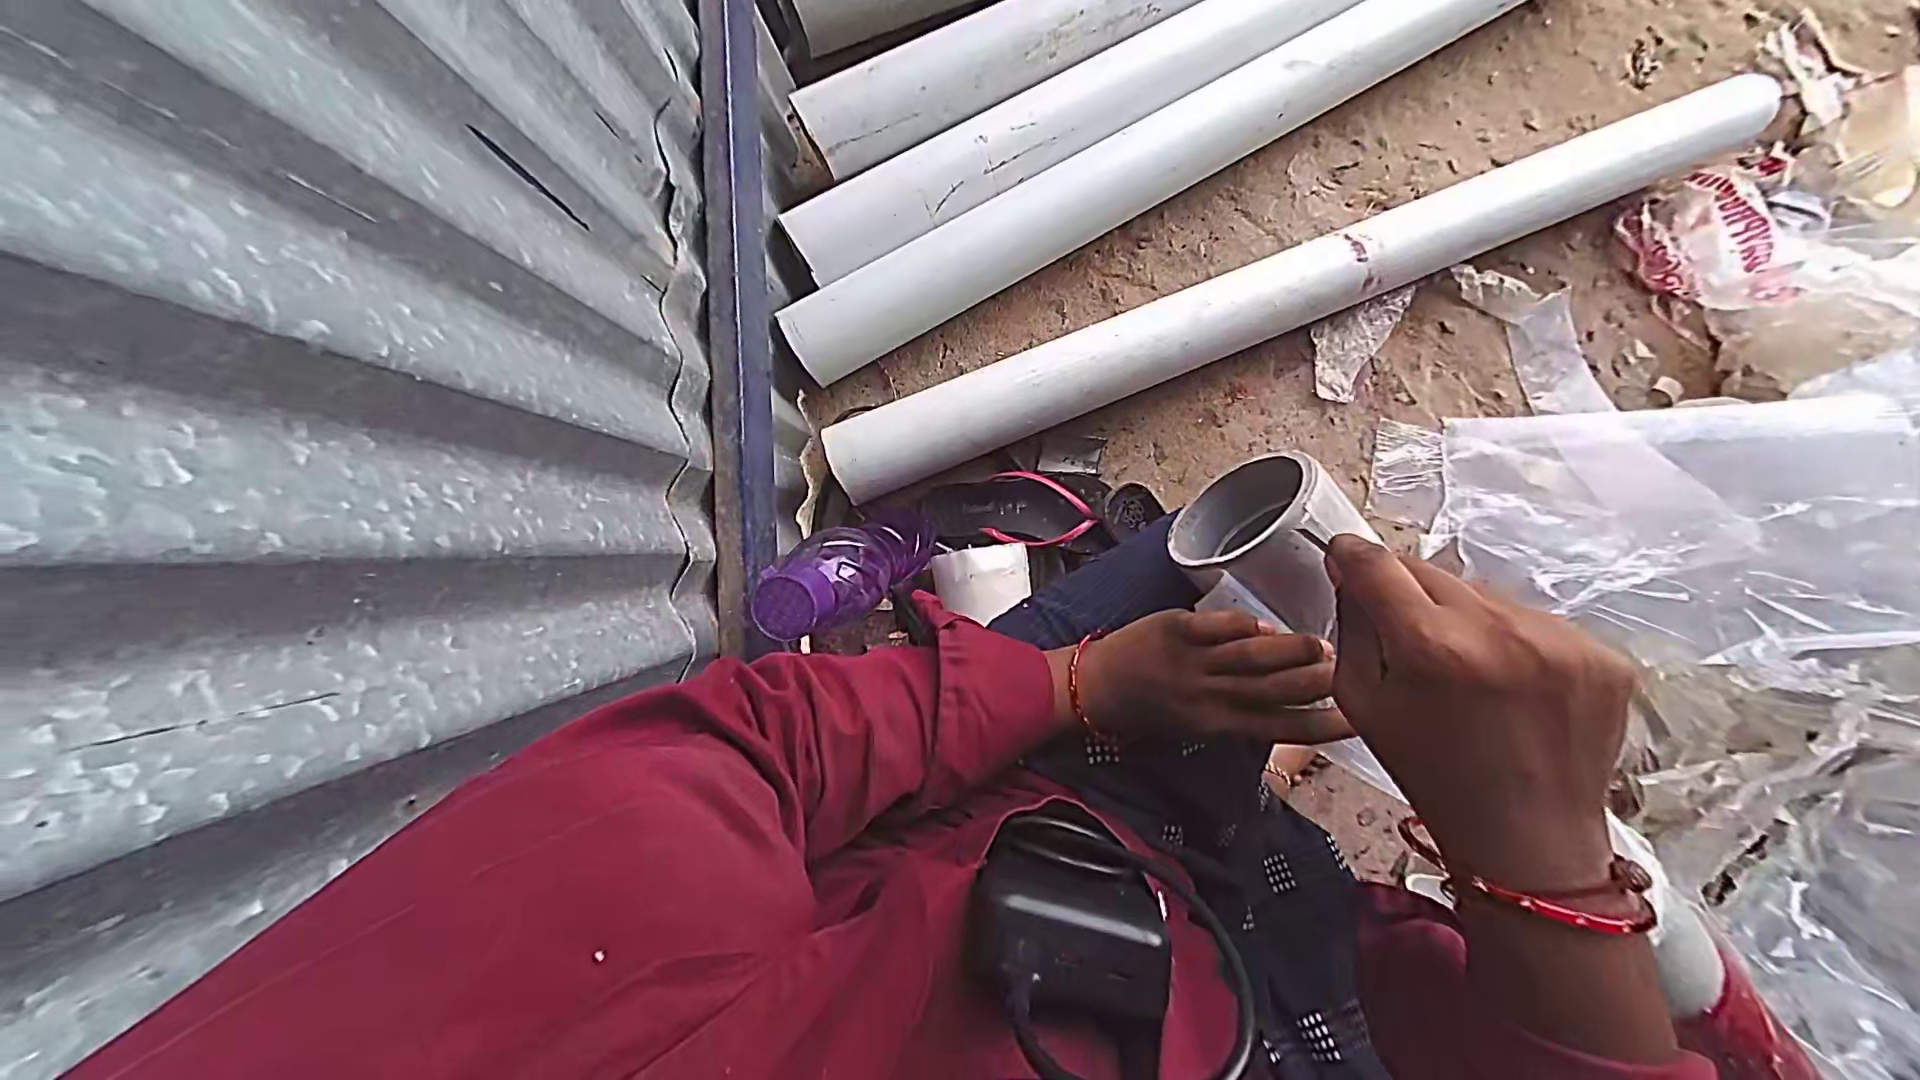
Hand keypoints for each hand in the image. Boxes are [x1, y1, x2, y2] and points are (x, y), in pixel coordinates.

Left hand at [1068, 610, 1352, 743]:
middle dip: (1319, 681)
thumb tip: (1286, 701)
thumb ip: (1237, 715)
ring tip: (1324, 644)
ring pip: (1254, 656)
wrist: (1095, 686)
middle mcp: (1208, 695)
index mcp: (1215, 723)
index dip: (1323, 724)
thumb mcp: (1194, 724)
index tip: (1359, 717)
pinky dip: (1247, 624)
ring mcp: (1191, 660)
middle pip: (1276, 689)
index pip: (1280, 726)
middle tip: (1353, 668)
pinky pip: (1220, 625)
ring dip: (1293, 650)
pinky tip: (1268, 625)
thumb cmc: (1147, 709)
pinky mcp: (1175, 629)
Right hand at [1324, 536, 1631, 891]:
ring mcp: (1560, 640)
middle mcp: (1500, 630)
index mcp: (1430, 646)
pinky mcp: (1601, 654)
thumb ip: (1352, 627)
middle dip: (1402, 589)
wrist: (1526, 833)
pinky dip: (1503, 634)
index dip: (1351, 554)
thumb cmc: (1428, 767)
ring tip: (1458, 663)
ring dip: (1455, 612)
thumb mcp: (1359, 699)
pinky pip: (1526, 617)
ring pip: (1477, 592)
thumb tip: (1351, 575)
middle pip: (1427, 570)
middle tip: (1400, 629)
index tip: (1343, 555)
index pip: (1378, 563)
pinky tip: (1502, 676)